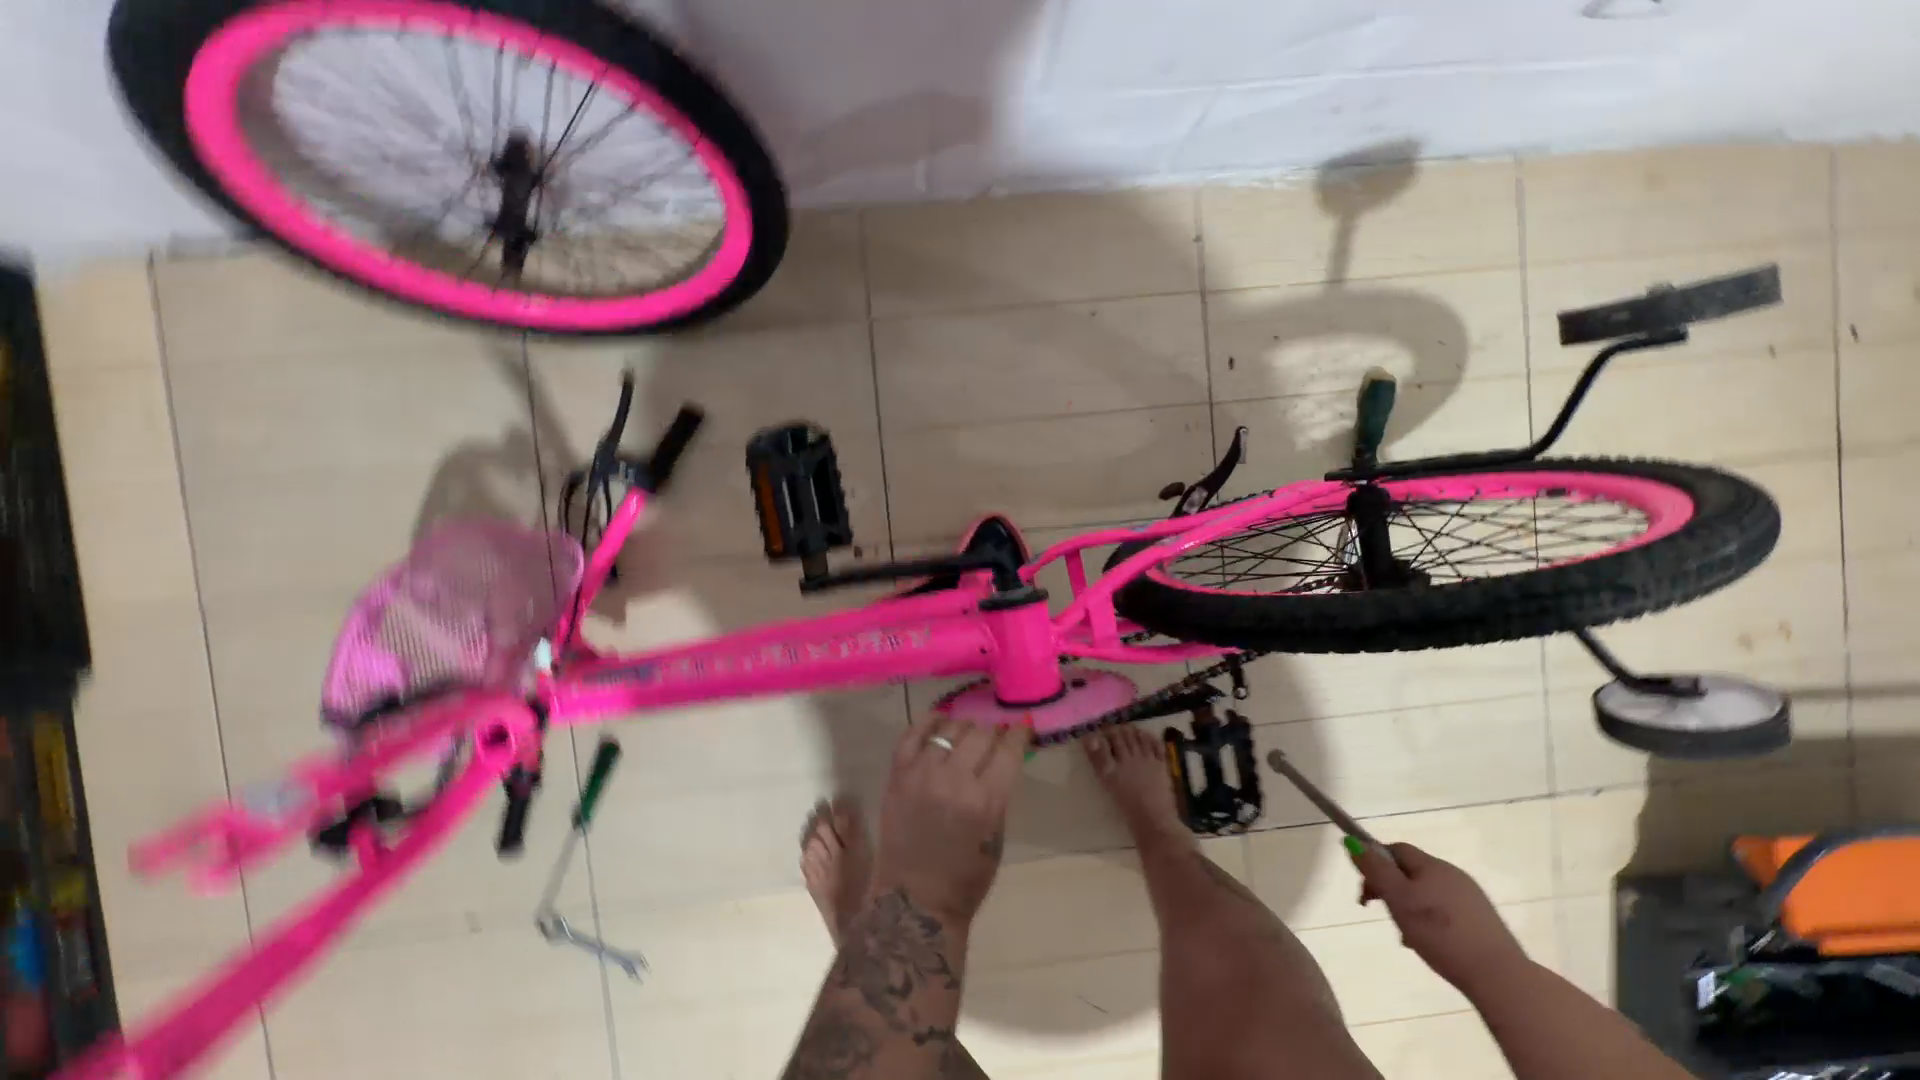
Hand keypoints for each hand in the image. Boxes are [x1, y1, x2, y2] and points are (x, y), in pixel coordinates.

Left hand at [867, 715, 1027, 925]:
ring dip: (964, 728)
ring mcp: (922, 774)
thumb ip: (998, 793)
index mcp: (986, 800)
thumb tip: (1003, 758)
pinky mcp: (898, 775)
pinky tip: (939, 721)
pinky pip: (912, 734)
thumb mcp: (996, 835)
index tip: (1021, 729)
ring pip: (950, 729)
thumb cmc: (965, 877)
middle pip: (981, 734)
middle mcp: (955, 779)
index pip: (1009, 750)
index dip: (1018, 734)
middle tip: (994, 738)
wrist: (914, 900)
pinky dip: (928, 723)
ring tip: (967, 734)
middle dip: (993, 733)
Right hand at [1350, 841, 1532, 993]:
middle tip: (1381, 913)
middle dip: (1391, 889)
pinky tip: (1429, 943)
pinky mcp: (1482, 920)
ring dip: (1409, 907)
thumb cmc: (1440, 933)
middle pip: (1411, 871)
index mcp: (1433, 866)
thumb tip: (1352, 841)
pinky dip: (1430, 921)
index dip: (1375, 862)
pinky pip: (1445, 910)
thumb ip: (1374, 870)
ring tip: (1405, 935)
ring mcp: (1471, 897)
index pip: (1396, 849)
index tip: (1367, 891)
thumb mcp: (1398, 899)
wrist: (1497, 975)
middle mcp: (1453, 874)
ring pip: (1427, 893)